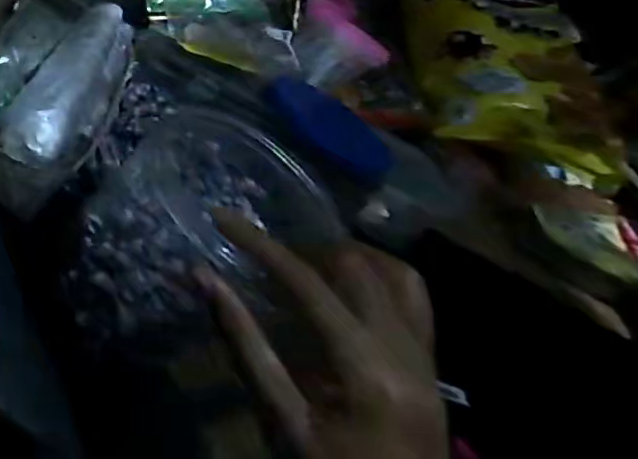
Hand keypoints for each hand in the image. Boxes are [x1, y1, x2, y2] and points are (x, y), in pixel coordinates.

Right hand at [198, 210, 445, 458]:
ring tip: (305, 260)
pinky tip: (345, 286)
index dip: (261, 244)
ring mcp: (428, 360)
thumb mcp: (285, 419)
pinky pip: (415, 300)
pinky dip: (379, 276)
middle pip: (354, 266)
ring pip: (396, 274)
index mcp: (367, 370)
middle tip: (262, 250)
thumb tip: (203, 277)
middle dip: (302, 246)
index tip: (223, 218)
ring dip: (347, 256)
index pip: (308, 283)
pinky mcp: (434, 366)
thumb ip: (247, 344)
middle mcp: (406, 354)